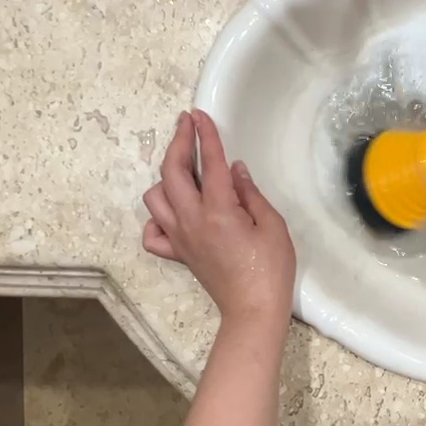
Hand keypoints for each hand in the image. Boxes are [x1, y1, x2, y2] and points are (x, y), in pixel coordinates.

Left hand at [142, 109, 296, 329]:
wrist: (254, 311)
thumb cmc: (271, 271)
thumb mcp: (273, 226)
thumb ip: (251, 194)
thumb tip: (236, 170)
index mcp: (219, 211)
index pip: (211, 163)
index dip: (206, 135)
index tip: (200, 115)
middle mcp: (192, 220)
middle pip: (172, 171)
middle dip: (179, 143)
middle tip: (187, 126)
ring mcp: (181, 238)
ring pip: (155, 197)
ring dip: (166, 178)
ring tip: (185, 170)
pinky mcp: (179, 254)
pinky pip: (153, 233)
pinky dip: (157, 219)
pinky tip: (173, 213)